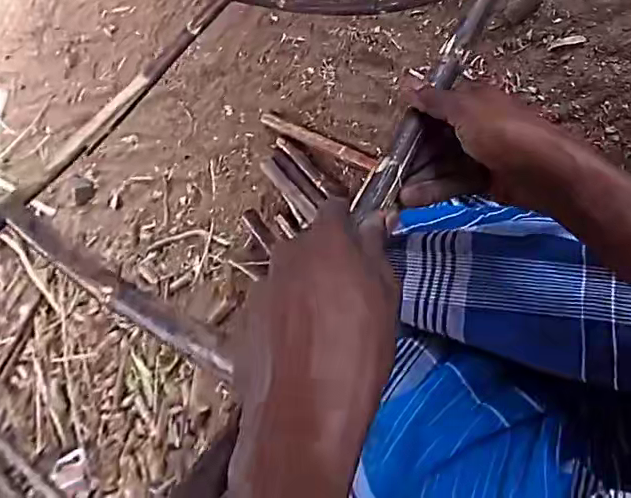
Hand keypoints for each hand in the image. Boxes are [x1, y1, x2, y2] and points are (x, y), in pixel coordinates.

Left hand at [230, 201, 397, 496]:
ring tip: (325, 330)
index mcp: (325, 238)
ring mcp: (262, 286)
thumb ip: (377, 250)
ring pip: (291, 276)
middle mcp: (288, 252)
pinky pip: (273, 307)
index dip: (350, 222)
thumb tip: (374, 222)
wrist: (301, 422)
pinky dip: (286, 318)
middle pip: (312, 243)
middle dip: (329, 259)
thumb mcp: (385, 296)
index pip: (336, 207)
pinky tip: (301, 350)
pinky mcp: (245, 321)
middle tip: (350, 294)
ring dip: (306, 289)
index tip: (362, 242)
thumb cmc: (355, 353)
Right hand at [400, 79, 602, 211]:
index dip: (415, 122)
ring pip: (444, 163)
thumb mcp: (465, 110)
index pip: (436, 107)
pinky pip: (456, 182)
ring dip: (422, 176)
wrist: (548, 172)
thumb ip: (435, 101)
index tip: (394, 140)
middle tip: (392, 173)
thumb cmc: (504, 132)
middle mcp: (476, 124)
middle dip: (414, 155)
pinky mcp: (487, 180)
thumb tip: (408, 85)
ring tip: (399, 193)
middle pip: (437, 138)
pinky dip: (436, 190)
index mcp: (473, 100)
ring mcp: (482, 153)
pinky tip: (415, 200)